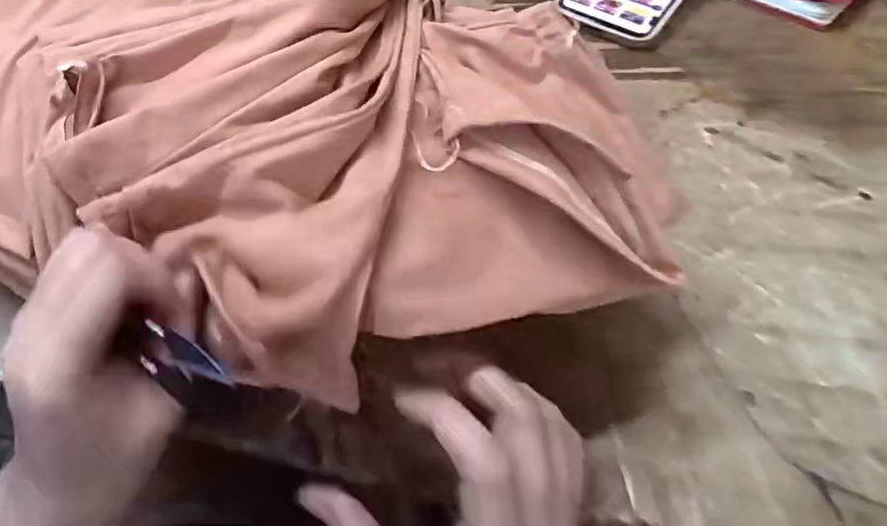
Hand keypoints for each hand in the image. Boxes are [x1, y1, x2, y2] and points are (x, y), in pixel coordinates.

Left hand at [0, 229, 189, 525]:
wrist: (52, 490)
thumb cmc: (110, 464)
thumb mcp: (161, 413)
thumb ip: (178, 340)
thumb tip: (187, 274)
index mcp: (58, 359)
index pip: (108, 269)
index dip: (154, 278)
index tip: (175, 316)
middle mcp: (30, 325)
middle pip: (90, 244)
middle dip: (140, 264)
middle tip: (160, 306)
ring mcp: (21, 312)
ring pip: (77, 241)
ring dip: (120, 259)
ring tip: (139, 301)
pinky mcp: (24, 307)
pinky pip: (67, 258)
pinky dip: (102, 266)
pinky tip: (117, 303)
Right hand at [297, 366, 582, 525]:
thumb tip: (309, 490)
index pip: (484, 457)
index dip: (440, 411)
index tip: (399, 399)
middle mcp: (541, 520)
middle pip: (528, 427)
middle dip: (482, 382)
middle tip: (436, 375)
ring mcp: (568, 519)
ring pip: (558, 432)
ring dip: (514, 392)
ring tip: (468, 386)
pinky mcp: (578, 520)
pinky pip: (575, 453)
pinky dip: (543, 418)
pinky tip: (508, 415)